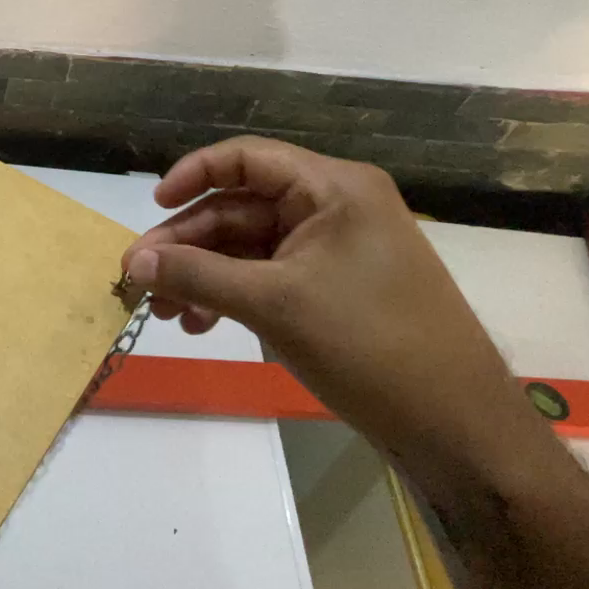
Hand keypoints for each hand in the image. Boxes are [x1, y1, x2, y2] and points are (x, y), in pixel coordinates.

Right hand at [120, 137, 554, 478]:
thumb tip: (131, 262)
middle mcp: (333, 208)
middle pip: (238, 207)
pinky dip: (228, 296)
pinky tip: (200, 325)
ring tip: (163, 313)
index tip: (154, 209)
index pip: (247, 158)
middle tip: (138, 279)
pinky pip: (265, 276)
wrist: (457, 430)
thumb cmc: (369, 347)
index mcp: (333, 189)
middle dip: (187, 244)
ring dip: (201, 275)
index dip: (194, 175)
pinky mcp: (330, 288)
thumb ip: (196, 276)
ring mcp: (333, 250)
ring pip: (246, 246)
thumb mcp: (272, 305)